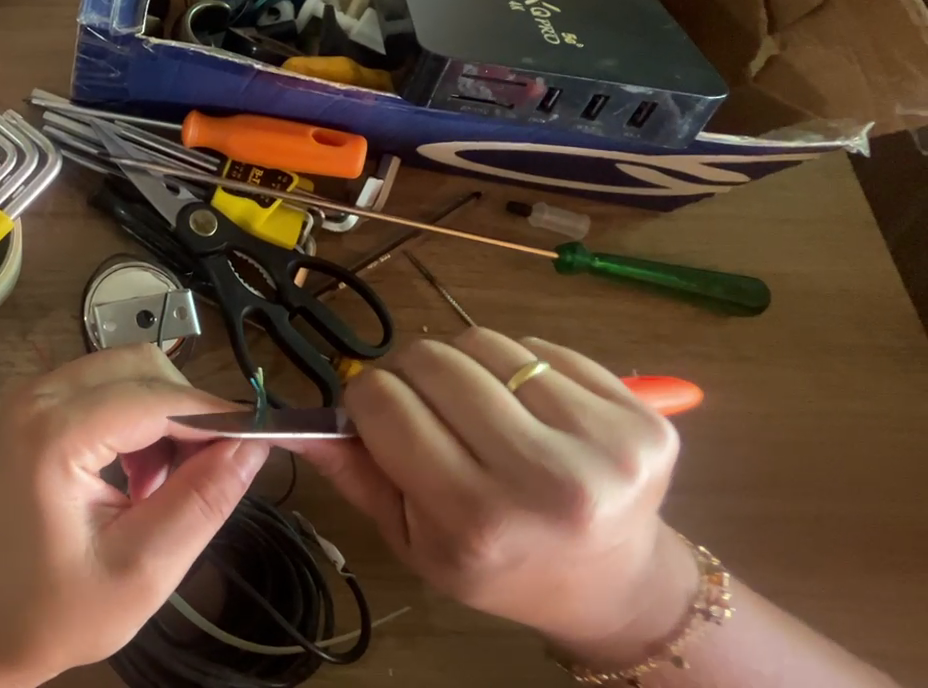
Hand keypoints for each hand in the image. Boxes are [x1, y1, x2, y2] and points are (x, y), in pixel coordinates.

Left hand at [0, 345, 270, 683]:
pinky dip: (140, 417)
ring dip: (164, 415)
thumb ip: (202, 499)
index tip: (267, 436)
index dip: (215, 414)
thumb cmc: (64, 606)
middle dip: (189, 411)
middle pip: (140, 368)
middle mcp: (37, 396)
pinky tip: (142, 474)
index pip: (153, 398)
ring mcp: (33, 394)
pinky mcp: (38, 402)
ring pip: (128, 370)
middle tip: (214, 469)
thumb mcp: (145, 567)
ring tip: (168, 485)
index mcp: (53, 435)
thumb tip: (254, 444)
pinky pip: (107, 384)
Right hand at [288, 328, 700, 667]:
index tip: (377, 420)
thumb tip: (284, 421)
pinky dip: (513, 364)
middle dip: (407, 374)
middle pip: (429, 360)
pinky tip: (523, 405)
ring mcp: (605, 445)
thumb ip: (349, 471)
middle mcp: (546, 479)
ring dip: (458, 363)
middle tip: (420, 404)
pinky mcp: (645, 419)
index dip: (366, 401)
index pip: (382, 401)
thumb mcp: (408, 537)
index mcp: (476, 516)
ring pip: (480, 341)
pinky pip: (538, 346)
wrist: (615, 588)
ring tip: (471, 403)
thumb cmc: (495, 566)